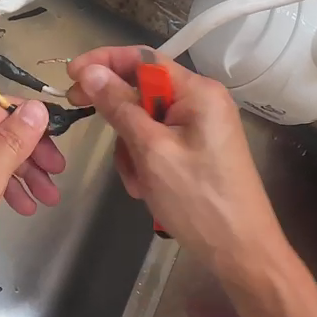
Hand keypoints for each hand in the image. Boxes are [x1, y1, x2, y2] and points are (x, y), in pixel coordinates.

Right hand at [67, 47, 284, 273]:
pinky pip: (158, 140)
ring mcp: (201, 127)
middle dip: (118, 114)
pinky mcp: (198, 150)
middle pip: (142, 89)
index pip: (142, 58)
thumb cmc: (200, 201)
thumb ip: (119, 106)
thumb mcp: (151, 151)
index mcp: (198, 92)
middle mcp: (202, 101)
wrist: (244, 257)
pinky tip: (147, 187)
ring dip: (130, 145)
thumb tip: (90, 71)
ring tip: (137, 179)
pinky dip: (144, 160)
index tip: (72, 74)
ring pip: (145, 119)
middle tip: (81, 113)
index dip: (104, 61)